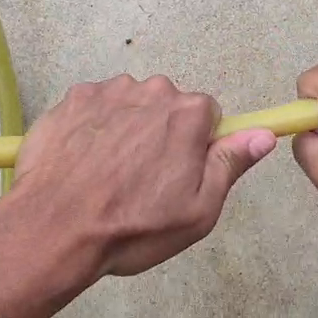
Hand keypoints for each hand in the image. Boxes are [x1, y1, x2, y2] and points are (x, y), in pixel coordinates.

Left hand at [11, 74, 276, 276]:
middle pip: (168, 105)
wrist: (54, 228)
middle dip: (160, 133)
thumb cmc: (129, 226)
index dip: (196, 145)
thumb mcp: (198, 210)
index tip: (179, 171)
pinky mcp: (75, 97)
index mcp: (188, 113)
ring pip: (131, 104)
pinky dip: (93, 126)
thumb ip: (231, 164)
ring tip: (108, 173)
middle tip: (141, 178)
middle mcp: (153, 89)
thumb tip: (262, 135)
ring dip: (126, 128)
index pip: (207, 114)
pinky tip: (84, 160)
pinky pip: (96, 105)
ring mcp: (111, 90)